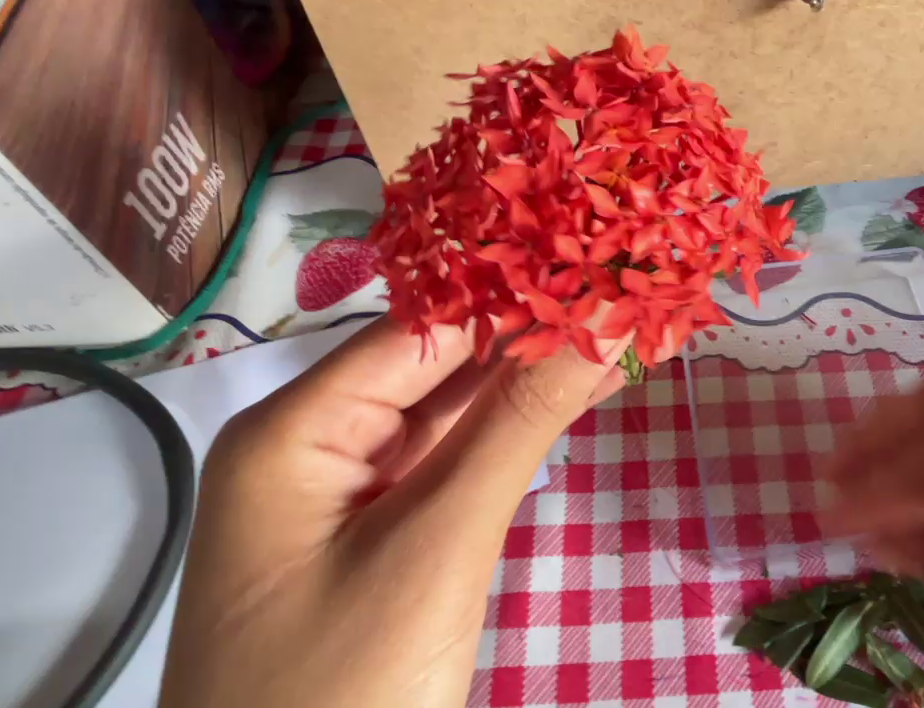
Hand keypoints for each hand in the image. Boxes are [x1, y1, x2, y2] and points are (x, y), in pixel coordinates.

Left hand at [158, 318, 624, 707]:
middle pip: (441, 363)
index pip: (424, 328)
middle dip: (536, 331)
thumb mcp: (437, 549)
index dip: (516, 290)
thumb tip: (597, 321)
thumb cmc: (344, 699)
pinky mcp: (385, 534)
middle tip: (628, 290)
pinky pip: (457, 461)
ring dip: (539, 378)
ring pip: (457, 411)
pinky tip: (584, 393)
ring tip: (627, 327)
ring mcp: (351, 492)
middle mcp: (317, 443)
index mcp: (295, 429)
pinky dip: (520, 432)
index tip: (600, 260)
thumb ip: (517, 424)